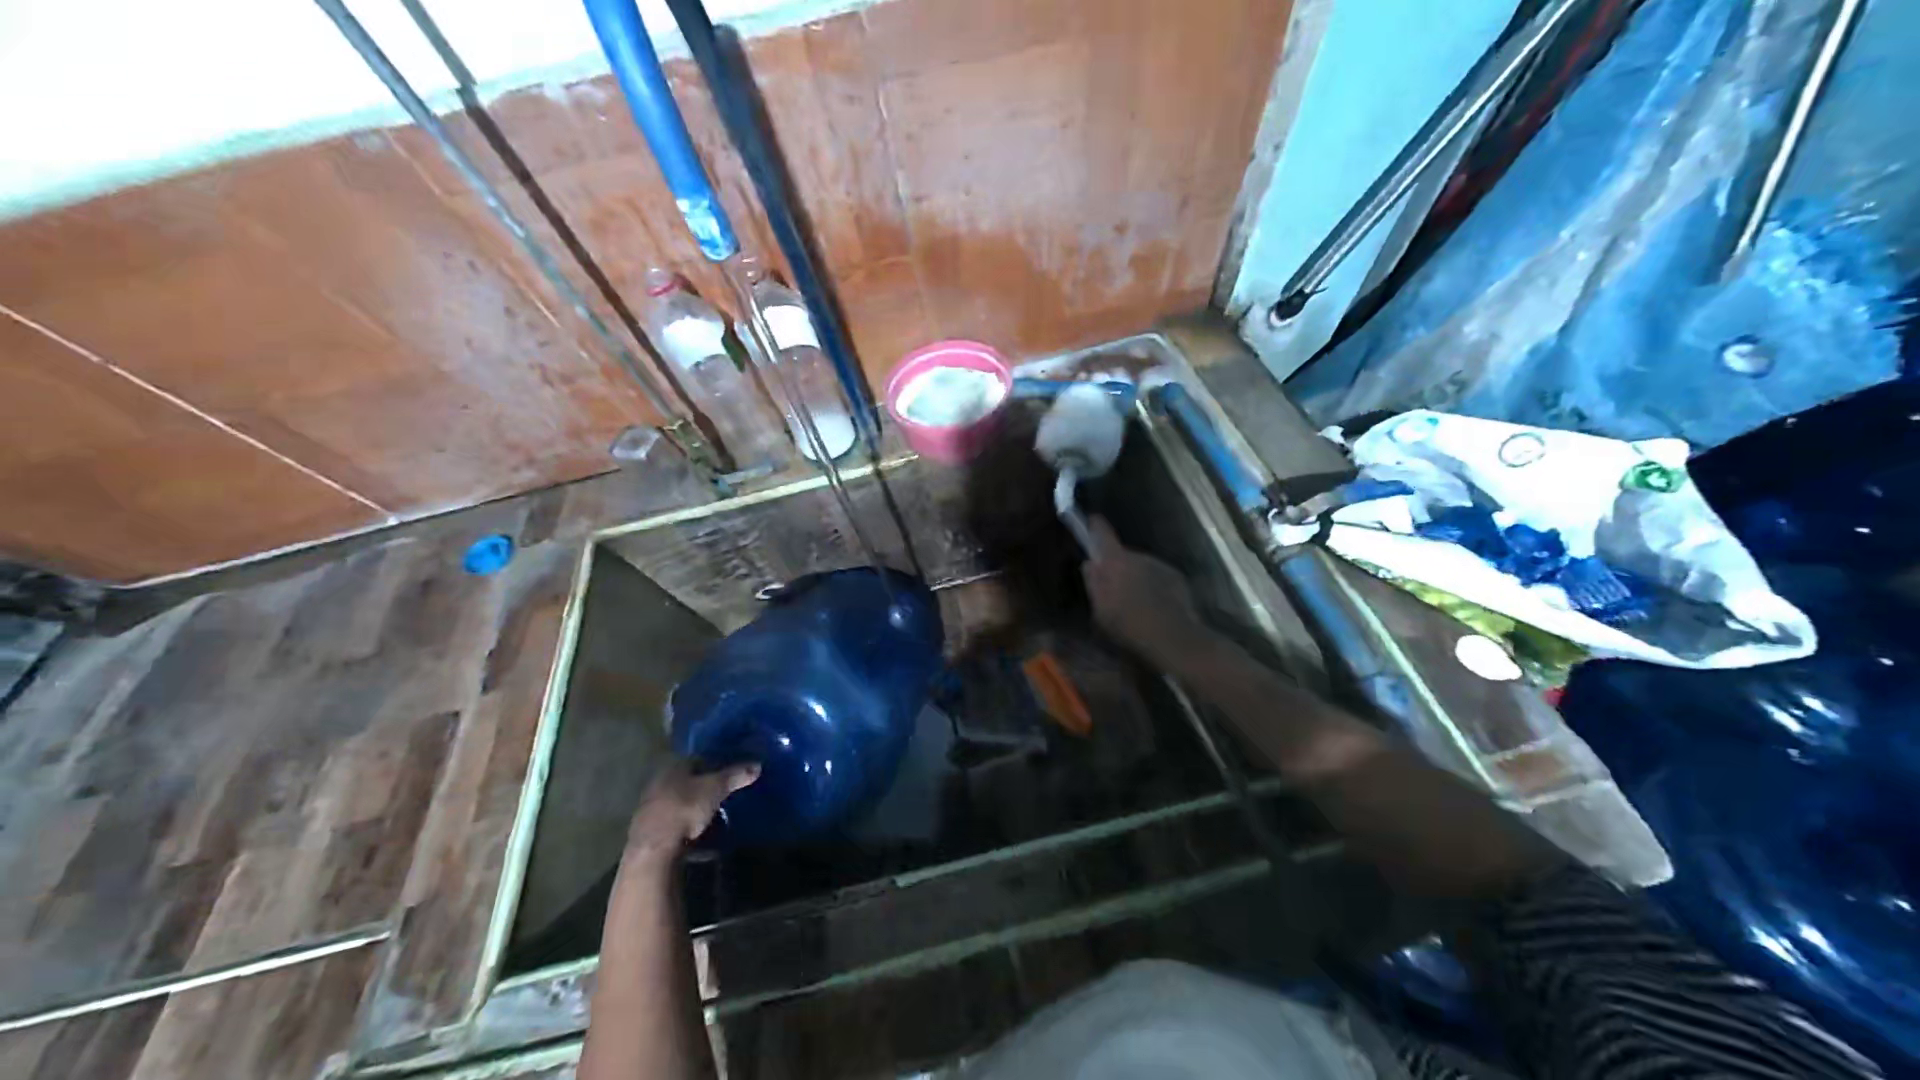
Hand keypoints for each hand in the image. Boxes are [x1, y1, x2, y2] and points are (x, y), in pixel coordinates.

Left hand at [622, 759, 759, 871]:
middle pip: (687, 780)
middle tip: (724, 793)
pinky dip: (686, 823)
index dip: (715, 763)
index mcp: (673, 766)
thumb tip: (758, 764)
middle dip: (704, 786)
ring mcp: (650, 806)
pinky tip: (698, 832)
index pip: (697, 759)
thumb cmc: (685, 808)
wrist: (653, 848)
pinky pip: (674, 820)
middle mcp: (658, 781)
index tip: (730, 772)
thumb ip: (735, 776)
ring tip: (715, 814)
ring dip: (694, 805)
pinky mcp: (648, 829)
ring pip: (679, 800)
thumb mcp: (716, 789)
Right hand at [1080, 516, 1213, 669]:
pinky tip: (1153, 606)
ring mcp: (1161, 565)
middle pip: (1123, 555)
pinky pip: (1158, 577)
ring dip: (1137, 578)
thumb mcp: (1100, 610)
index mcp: (1116, 561)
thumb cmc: (1129, 625)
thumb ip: (1093, 583)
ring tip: (1135, 603)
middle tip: (1114, 589)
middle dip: (1118, 566)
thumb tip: (1089, 563)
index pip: (1103, 533)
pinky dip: (1154, 587)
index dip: (1095, 526)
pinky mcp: (1177, 578)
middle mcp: (1139, 556)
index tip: (1091, 520)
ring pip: (1142, 567)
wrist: (1173, 637)